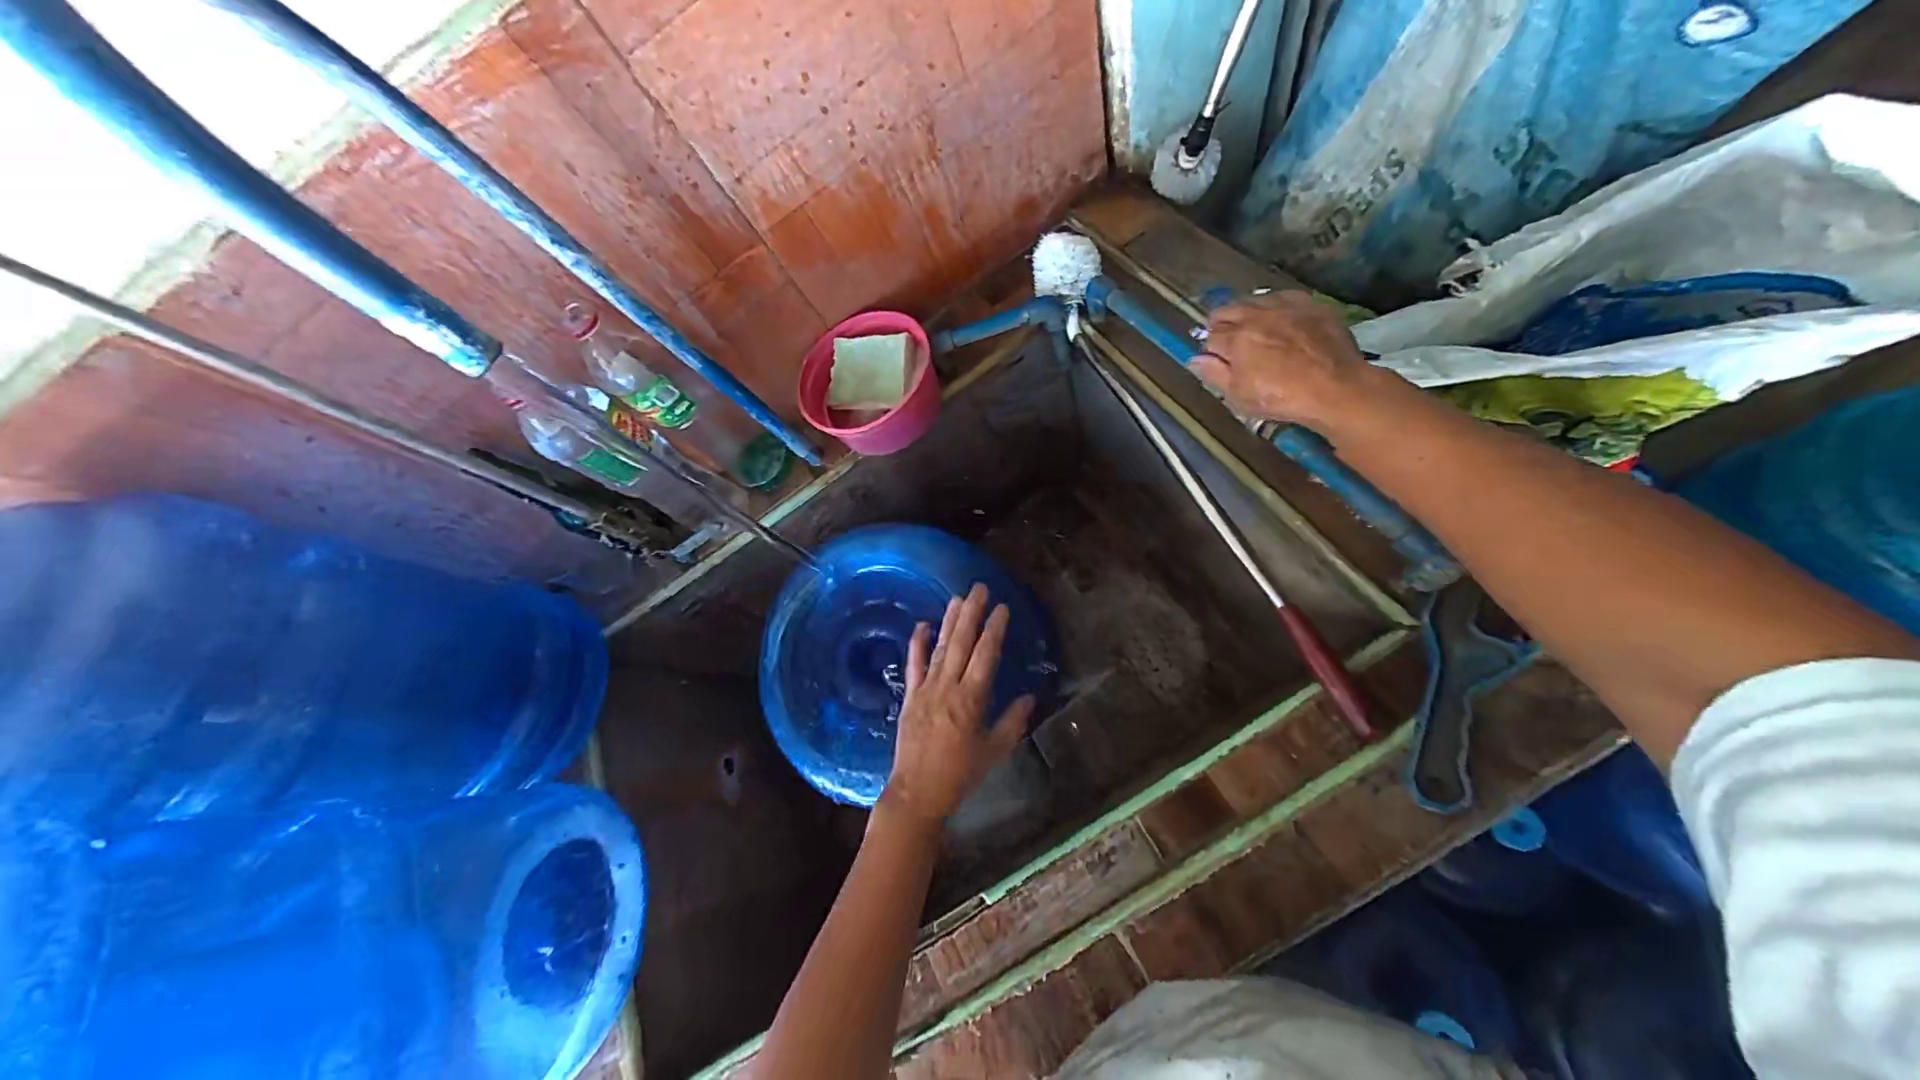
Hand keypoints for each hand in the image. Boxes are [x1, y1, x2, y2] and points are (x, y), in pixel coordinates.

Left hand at [880, 583, 1035, 824]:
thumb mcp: (994, 751)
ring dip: (949, 622)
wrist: (917, 792)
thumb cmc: (960, 774)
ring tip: (957, 598)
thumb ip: (1012, 722)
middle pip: (961, 643)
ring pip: (940, 649)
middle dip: (972, 614)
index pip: (986, 656)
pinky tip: (922, 625)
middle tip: (979, 588)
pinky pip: (913, 665)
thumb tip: (1029, 697)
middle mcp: (948, 688)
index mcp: (971, 700)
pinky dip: (917, 644)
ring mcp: (925, 690)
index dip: (994, 630)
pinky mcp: (909, 697)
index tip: (1002, 608)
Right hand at [1189, 290, 1371, 425]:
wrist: (1335, 387)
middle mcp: (1257, 315)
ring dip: (1246, 312)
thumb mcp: (1239, 395)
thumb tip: (1194, 359)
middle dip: (1222, 325)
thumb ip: (1214, 374)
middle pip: (1227, 310)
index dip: (1211, 349)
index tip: (1217, 360)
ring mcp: (1285, 307)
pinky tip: (1278, 319)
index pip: (1210, 336)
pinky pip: (1283, 297)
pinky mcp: (1310, 305)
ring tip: (1252, 328)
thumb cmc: (1281, 398)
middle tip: (1228, 343)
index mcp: (1236, 339)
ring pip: (1253, 300)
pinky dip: (1274, 305)